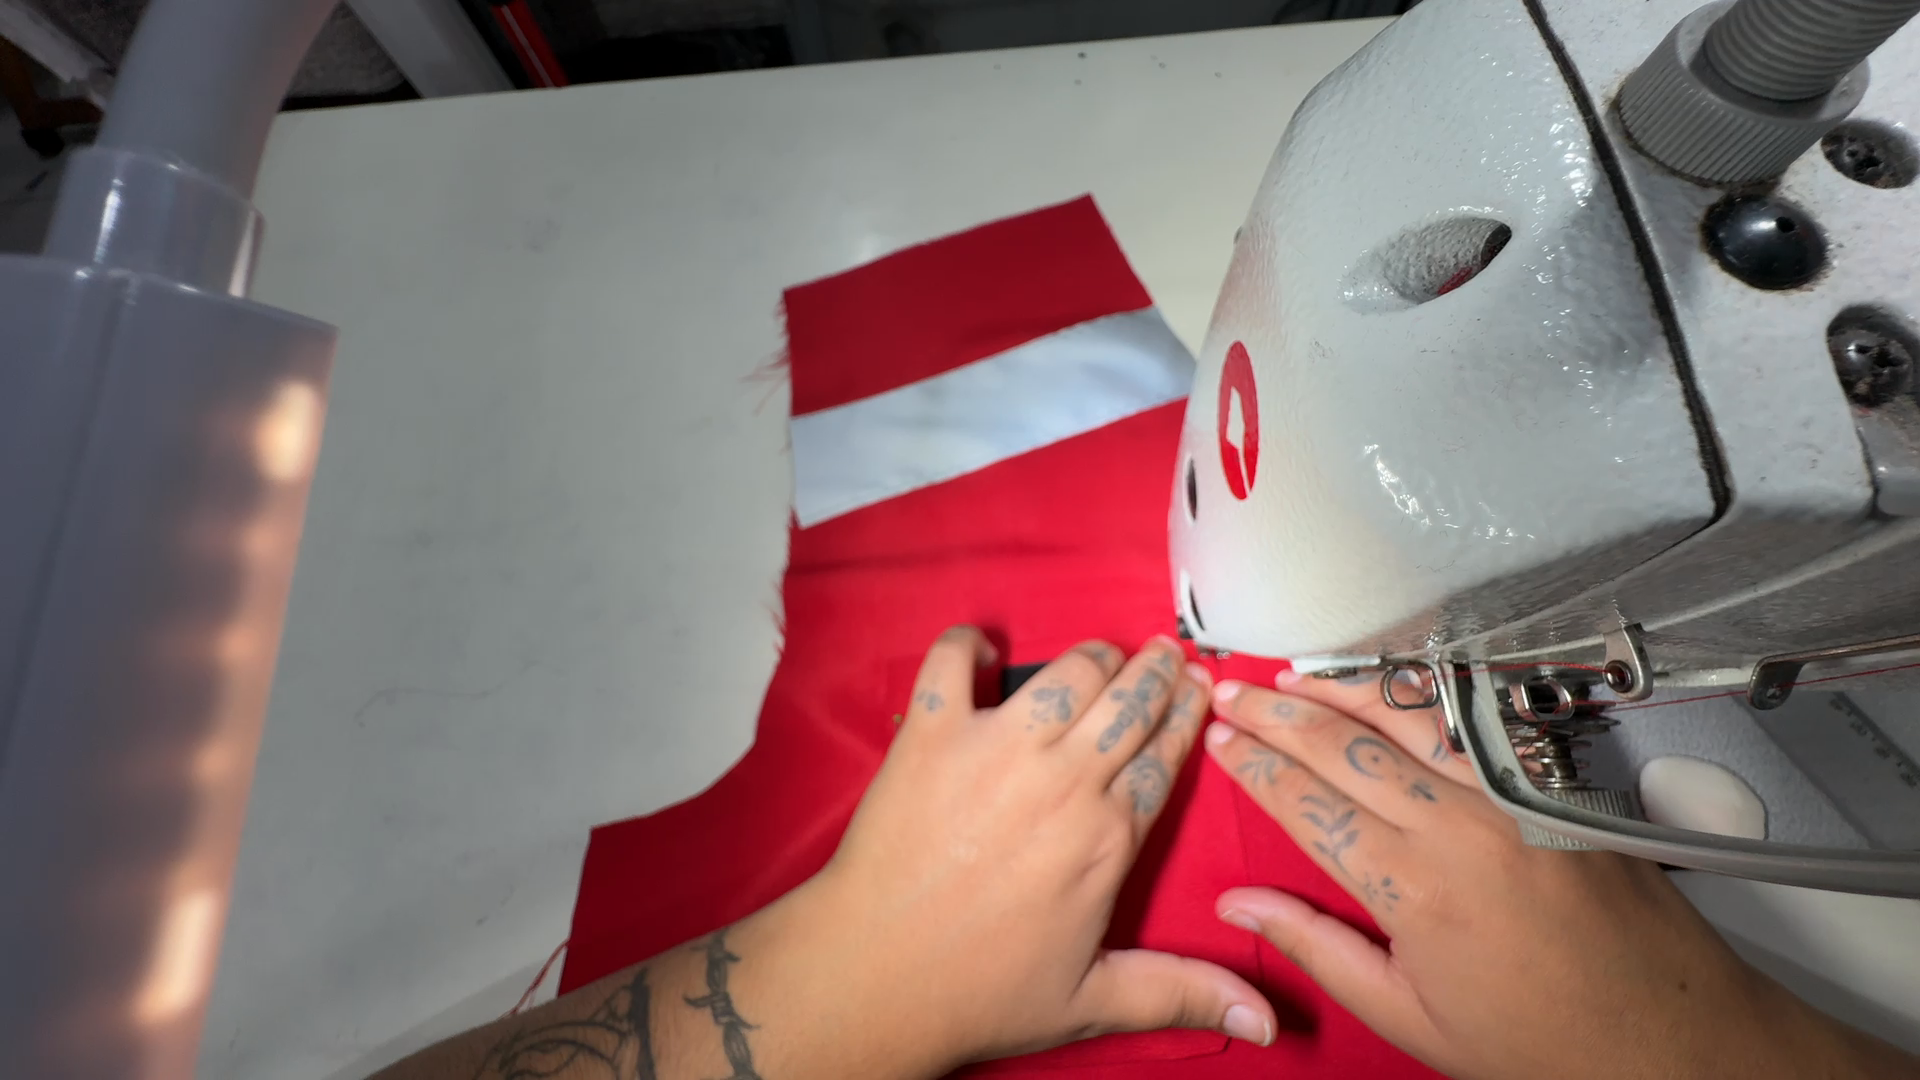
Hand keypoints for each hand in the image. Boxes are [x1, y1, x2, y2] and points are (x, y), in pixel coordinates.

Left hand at [748, 628, 1275, 1076]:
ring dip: (1094, 655)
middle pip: (1128, 704)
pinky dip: (965, 644)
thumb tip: (1267, 1020)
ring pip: (1066, 674)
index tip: (1199, 687)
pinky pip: (950, 663)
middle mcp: (1062, 777)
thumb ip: (1180, 991)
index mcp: (1107, 834)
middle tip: (1166, 652)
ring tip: (1105, 651)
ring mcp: (993, 747)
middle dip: (1156, 672)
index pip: (1164, 755)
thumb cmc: (981, 988)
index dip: (1186, 716)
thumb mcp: (1092, 1000)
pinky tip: (984, 648)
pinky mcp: (931, 732)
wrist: (875, 973)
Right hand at [1202, 671, 1916, 1079]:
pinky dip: (1407, 693)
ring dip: (1330, 689)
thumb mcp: (1409, 1019)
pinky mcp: (1545, 786)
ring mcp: (1505, 796)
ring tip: (1281, 676)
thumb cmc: (1534, 1044)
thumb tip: (1233, 902)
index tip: (1216, 738)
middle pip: (1338, 746)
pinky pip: (1461, 722)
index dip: (1252, 764)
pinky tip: (1371, 682)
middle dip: (1271, 714)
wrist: (1690, 1047)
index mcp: (1411, 890)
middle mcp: (1453, 827)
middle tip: (1226, 692)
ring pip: (1396, 717)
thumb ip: (1314, 948)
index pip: (1304, 802)